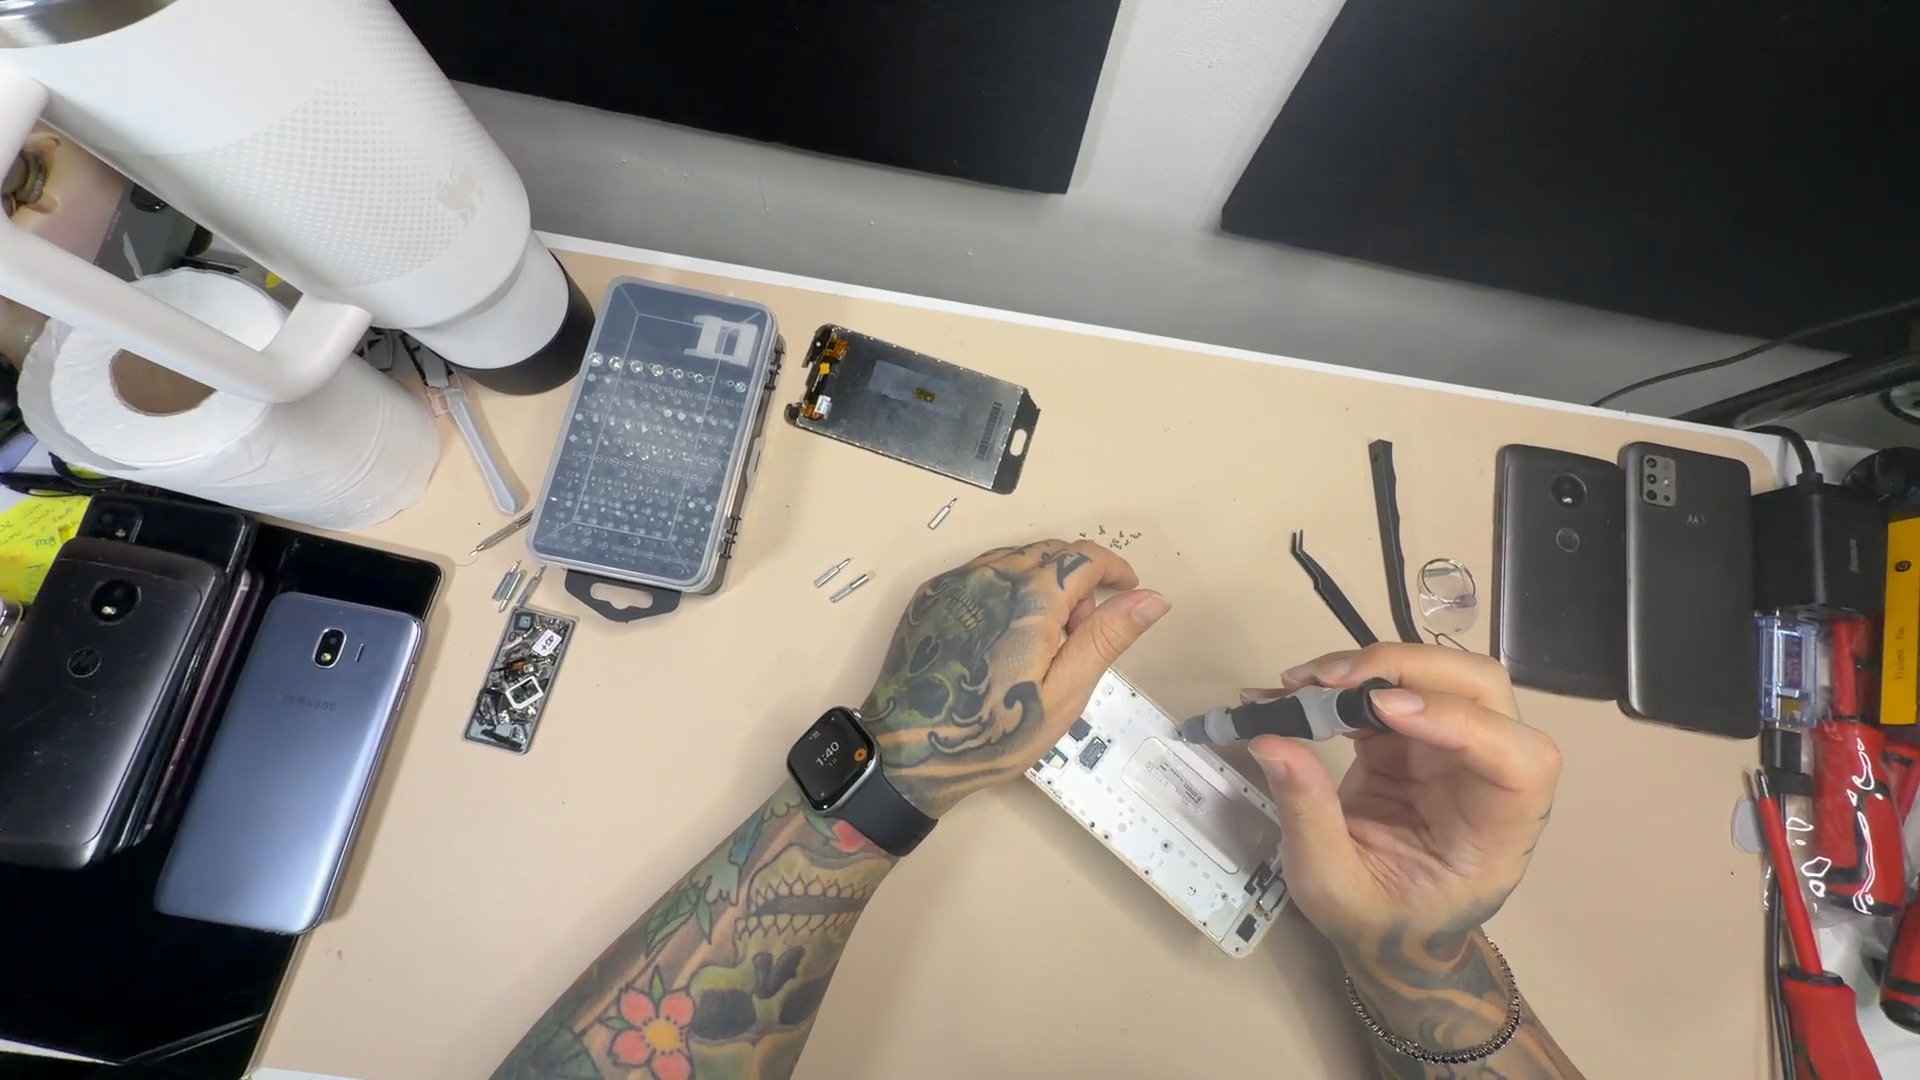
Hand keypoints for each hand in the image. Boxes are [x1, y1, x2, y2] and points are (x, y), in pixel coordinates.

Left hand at [862, 539, 1168, 816]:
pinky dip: (1008, 588)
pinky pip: (983, 573)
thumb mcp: (1065, 691)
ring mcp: (956, 582)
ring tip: (1042, 638)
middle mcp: (990, 575)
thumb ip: (1107, 636)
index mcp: (1029, 597)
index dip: (1114, 569)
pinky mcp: (933, 594)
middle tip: (1081, 632)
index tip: (1128, 589)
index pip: (1084, 557)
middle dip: (1078, 580)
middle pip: (1051, 552)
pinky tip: (1004, 634)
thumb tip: (1151, 598)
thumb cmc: (993, 731)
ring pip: (1016, 558)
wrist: (908, 750)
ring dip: (1043, 581)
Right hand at [1246, 644, 1561, 954]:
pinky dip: (1337, 683)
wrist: (1384, 927)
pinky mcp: (1410, 739)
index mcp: (1494, 833)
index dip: (1457, 720)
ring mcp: (1448, 751)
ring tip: (1295, 685)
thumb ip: (1307, 812)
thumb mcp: (1330, 882)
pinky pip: (1383, 689)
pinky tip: (1292, 693)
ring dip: (1364, 667)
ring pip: (1432, 676)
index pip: (1517, 759)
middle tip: (1331, 679)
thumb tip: (1270, 740)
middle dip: (1406, 667)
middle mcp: (1483, 778)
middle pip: (1481, 691)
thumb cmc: (1376, 920)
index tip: (1380, 708)